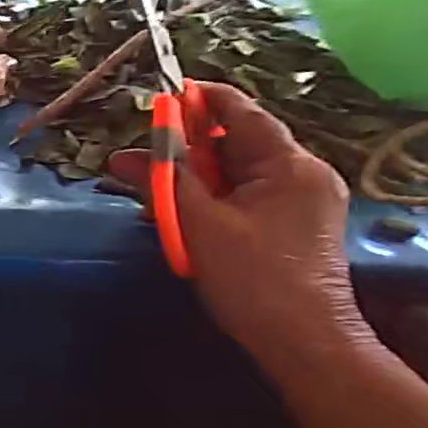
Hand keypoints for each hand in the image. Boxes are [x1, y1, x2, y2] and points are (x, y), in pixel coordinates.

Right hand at [108, 82, 369, 365]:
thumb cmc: (250, 276)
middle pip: (240, 142)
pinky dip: (213, 192)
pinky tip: (186, 208)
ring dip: (198, 171)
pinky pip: (246, 193)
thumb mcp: (197, 225)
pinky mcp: (292, 224)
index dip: (204, 100)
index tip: (167, 91)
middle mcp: (304, 174)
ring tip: (159, 182)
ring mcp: (302, 200)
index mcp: (290, 166)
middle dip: (193, 142)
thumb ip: (163, 182)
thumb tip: (122, 155)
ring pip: (240, 170)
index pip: (244, 116)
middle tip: (148, 147)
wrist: (299, 336)